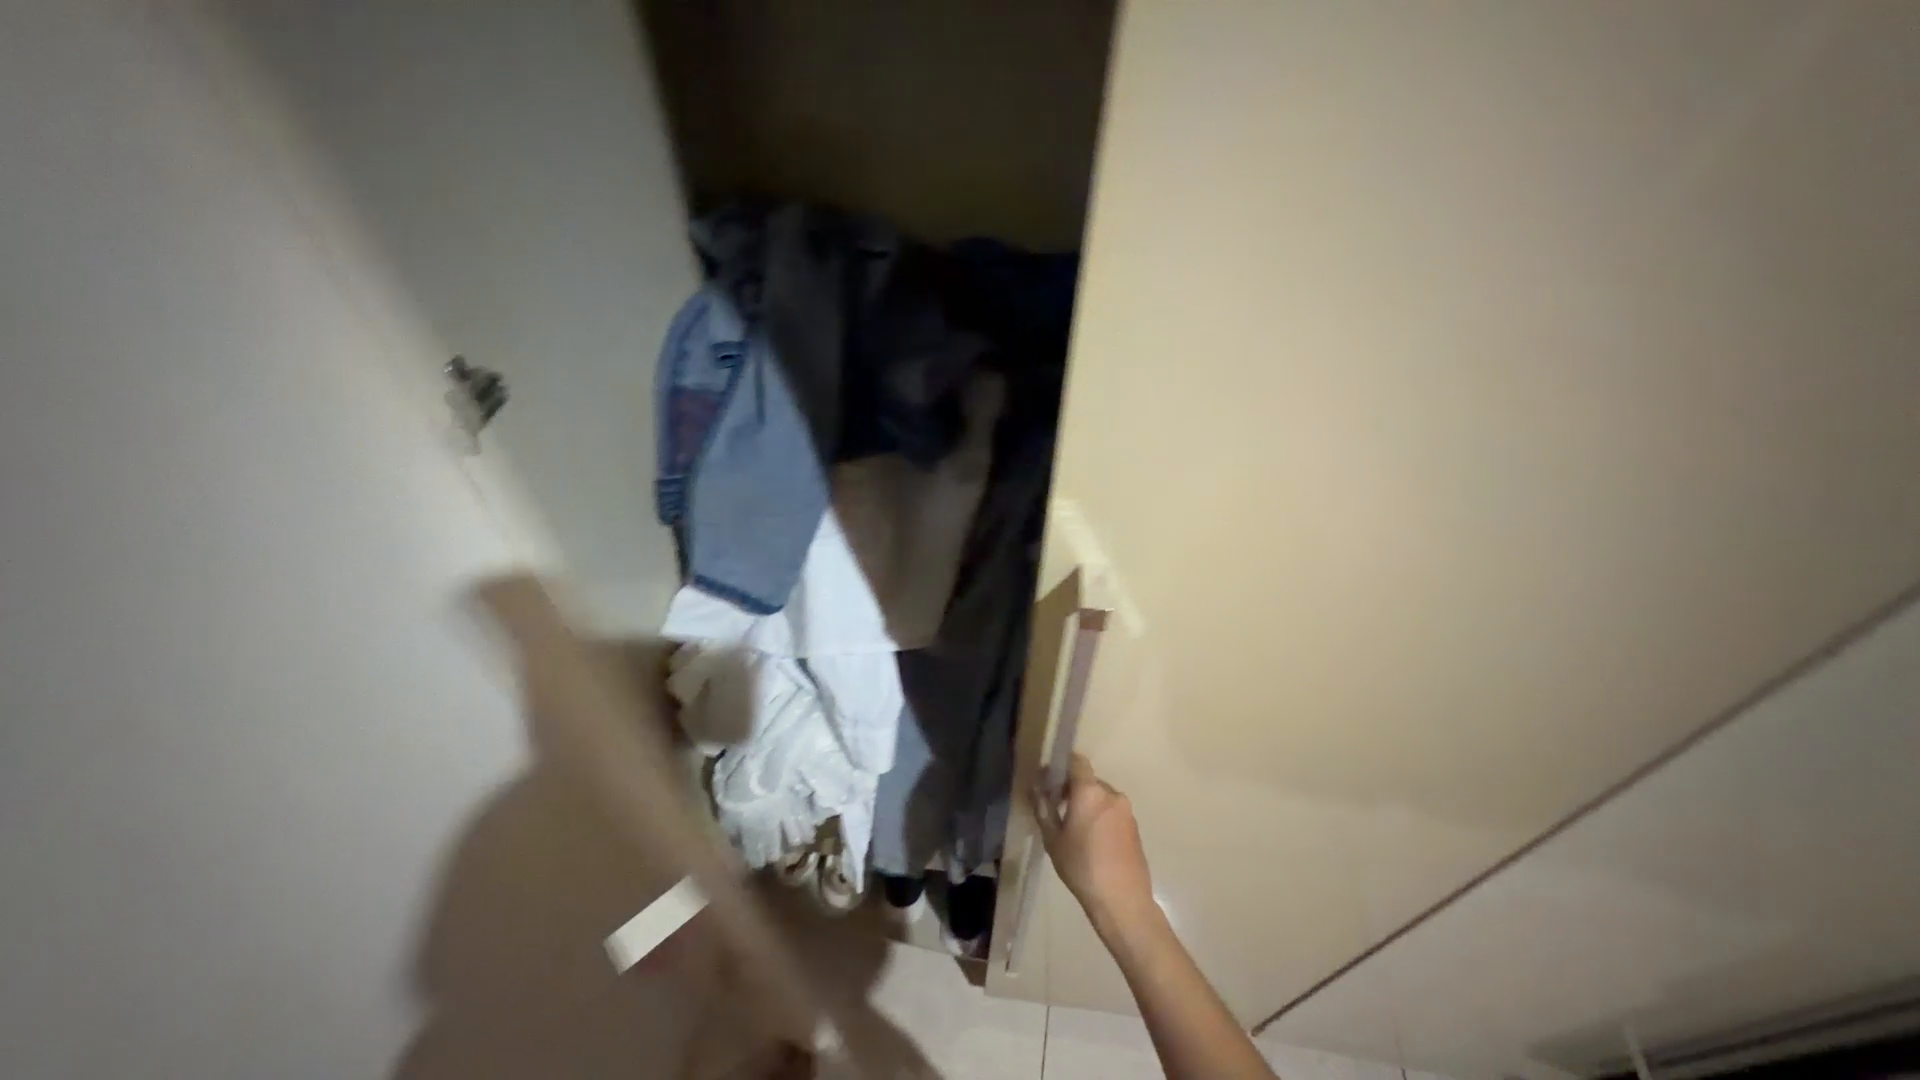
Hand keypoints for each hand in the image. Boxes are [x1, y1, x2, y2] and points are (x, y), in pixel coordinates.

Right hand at [1034, 754, 1157, 933]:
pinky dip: (1101, 816)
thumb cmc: (1081, 867)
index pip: (1077, 762)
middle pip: (1089, 781)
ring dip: (1088, 804)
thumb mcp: (1053, 840)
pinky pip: (1113, 812)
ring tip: (1075, 828)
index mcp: (1090, 792)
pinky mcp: (1135, 826)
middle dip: (1072, 789)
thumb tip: (1036, 789)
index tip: (1050, 780)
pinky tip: (1093, 840)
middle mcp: (1111, 794)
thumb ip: (1044, 809)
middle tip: (1057, 808)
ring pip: (1101, 797)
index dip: (1062, 765)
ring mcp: (1126, 810)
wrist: (1122, 899)